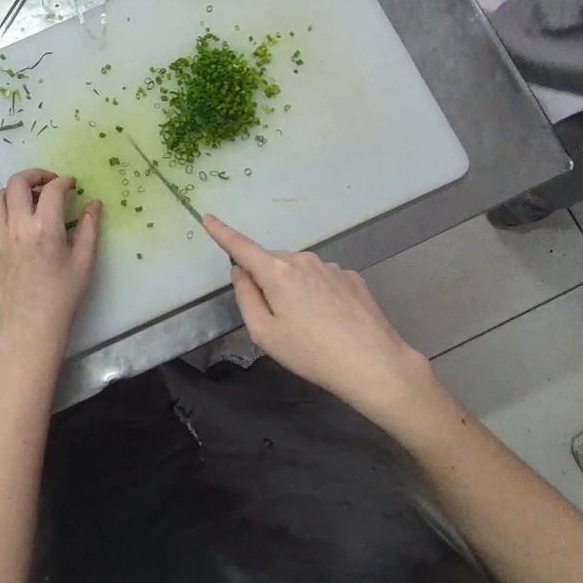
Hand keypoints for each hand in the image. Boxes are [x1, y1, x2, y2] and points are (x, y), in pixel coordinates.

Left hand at [0, 169, 101, 375]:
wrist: (32, 328)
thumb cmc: (62, 298)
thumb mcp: (84, 262)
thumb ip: (89, 228)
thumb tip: (94, 203)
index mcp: (46, 229)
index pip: (52, 190)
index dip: (64, 182)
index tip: (71, 186)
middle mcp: (17, 227)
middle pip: (19, 184)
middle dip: (36, 176)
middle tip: (48, 184)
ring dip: (13, 191)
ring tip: (26, 198)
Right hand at [203, 215, 445, 431]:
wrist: (373, 364)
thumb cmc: (310, 353)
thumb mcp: (264, 333)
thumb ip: (246, 298)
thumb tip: (241, 273)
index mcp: (277, 272)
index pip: (242, 247)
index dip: (222, 233)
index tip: (208, 218)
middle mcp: (303, 260)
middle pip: (272, 264)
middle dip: (267, 281)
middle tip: (277, 319)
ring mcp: (331, 267)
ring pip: (299, 272)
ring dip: (295, 289)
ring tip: (309, 325)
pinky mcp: (352, 278)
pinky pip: (322, 280)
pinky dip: (318, 294)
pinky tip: (332, 321)